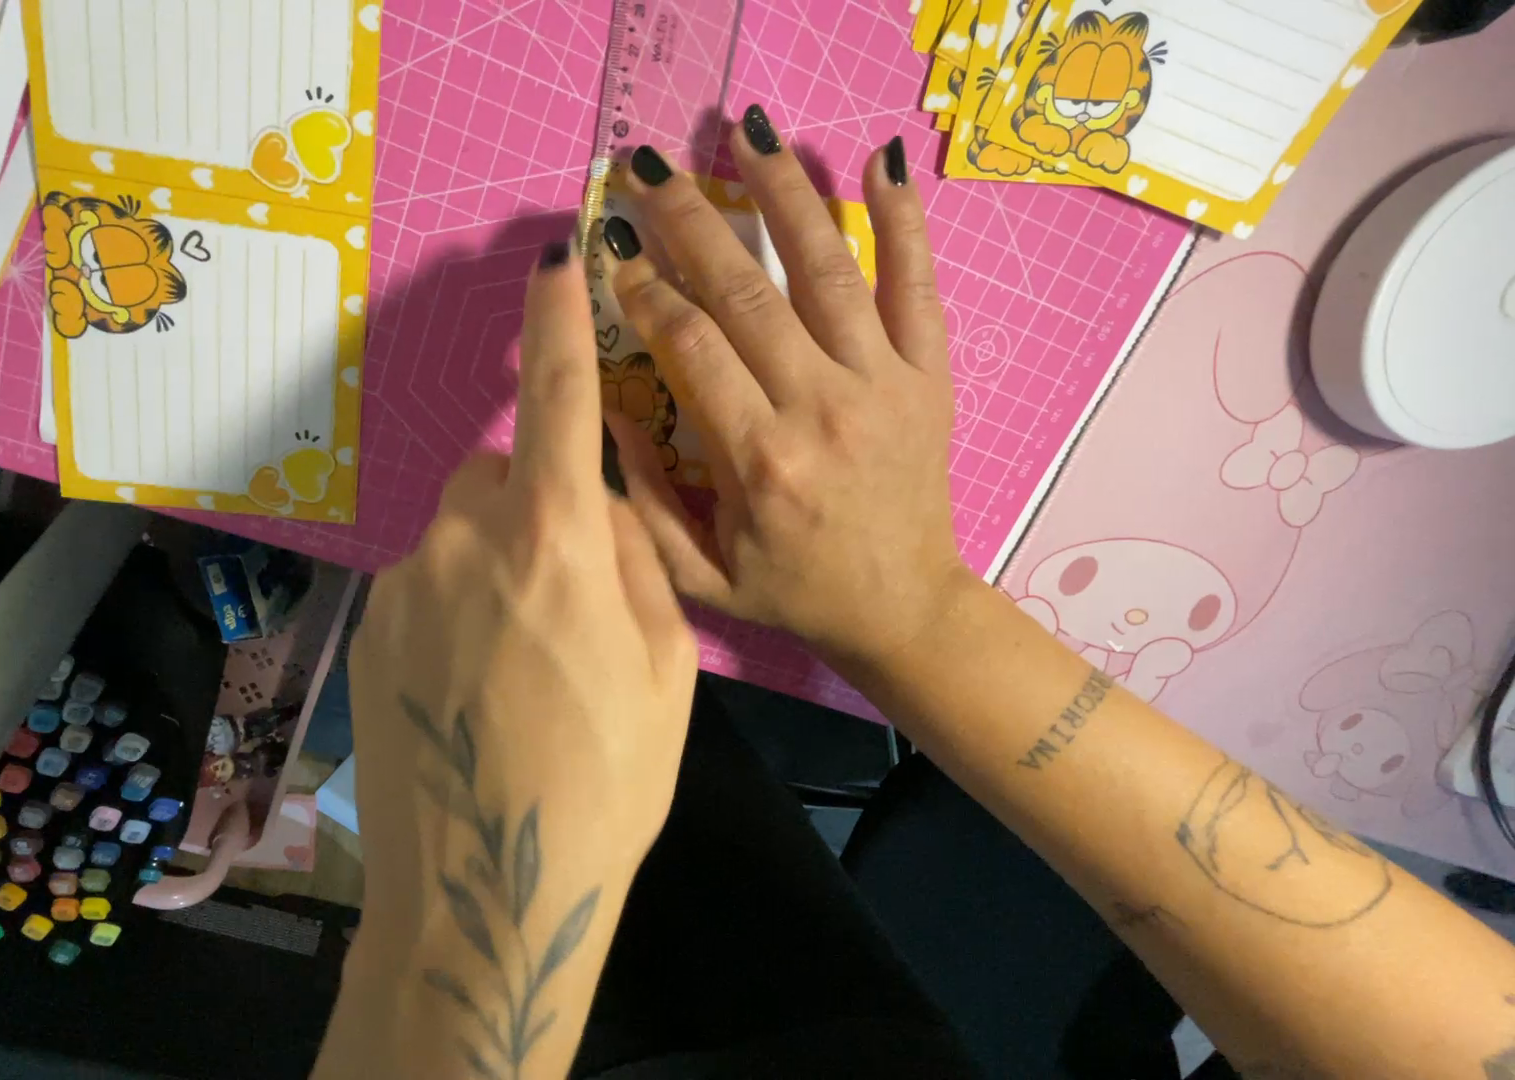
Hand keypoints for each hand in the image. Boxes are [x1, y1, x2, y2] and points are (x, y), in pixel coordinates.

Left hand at [326, 242, 696, 1077]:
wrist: (490, 888)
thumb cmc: (606, 782)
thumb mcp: (664, 669)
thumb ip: (631, 560)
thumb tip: (596, 499)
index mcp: (552, 544)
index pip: (556, 401)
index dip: (559, 323)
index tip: (556, 260)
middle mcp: (462, 544)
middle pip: (502, 473)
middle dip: (537, 500)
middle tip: (570, 587)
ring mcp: (404, 586)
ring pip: (461, 529)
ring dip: (497, 556)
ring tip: (524, 652)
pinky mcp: (369, 630)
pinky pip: (426, 579)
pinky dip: (457, 600)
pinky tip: (476, 679)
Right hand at [604, 115, 973, 671]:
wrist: (901, 609)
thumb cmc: (791, 593)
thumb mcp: (698, 576)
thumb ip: (643, 503)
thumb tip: (602, 418)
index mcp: (759, 461)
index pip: (690, 348)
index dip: (647, 291)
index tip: (616, 250)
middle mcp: (822, 409)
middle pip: (746, 293)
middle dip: (689, 221)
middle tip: (648, 169)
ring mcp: (884, 385)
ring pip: (826, 268)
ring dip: (781, 192)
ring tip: (745, 132)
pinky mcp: (930, 377)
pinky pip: (918, 285)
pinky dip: (902, 220)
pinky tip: (878, 162)